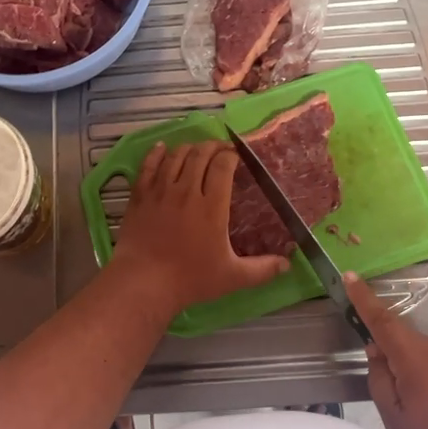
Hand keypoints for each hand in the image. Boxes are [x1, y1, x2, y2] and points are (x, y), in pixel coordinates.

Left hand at [108, 141, 291, 315]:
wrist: (144, 282)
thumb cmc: (190, 278)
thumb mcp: (233, 277)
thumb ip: (262, 269)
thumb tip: (288, 264)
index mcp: (212, 205)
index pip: (223, 165)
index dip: (231, 155)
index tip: (236, 156)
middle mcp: (187, 190)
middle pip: (200, 154)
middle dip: (212, 147)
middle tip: (220, 150)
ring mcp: (161, 190)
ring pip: (176, 156)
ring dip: (189, 148)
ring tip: (196, 150)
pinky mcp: (140, 195)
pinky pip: (148, 165)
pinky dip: (157, 153)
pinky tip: (162, 148)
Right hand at [344, 272, 427, 428]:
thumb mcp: (397, 423)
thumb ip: (381, 382)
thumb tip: (377, 354)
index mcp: (416, 360)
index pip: (383, 321)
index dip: (364, 299)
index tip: (351, 277)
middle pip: (405, 341)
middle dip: (390, 354)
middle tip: (385, 388)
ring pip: (426, 359)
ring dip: (414, 374)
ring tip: (418, 416)